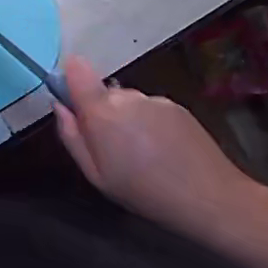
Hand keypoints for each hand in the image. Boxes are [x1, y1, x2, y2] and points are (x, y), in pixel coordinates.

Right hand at [54, 57, 261, 237]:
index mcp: (102, 112)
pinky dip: (149, 123)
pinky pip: (150, 108)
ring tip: (140, 154)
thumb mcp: (95, 175)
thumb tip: (60, 107)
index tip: (69, 96)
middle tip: (111, 149)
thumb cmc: (142, 191)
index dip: (69, 77)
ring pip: (127, 102)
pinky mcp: (177, 106)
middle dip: (101, 113)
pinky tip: (161, 150)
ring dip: (126, 119)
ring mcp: (155, 100)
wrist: (208, 196)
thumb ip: (72, 136)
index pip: (78, 71)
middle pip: (103, 94)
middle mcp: (127, 97)